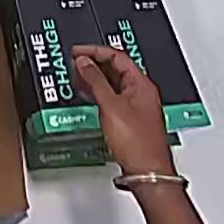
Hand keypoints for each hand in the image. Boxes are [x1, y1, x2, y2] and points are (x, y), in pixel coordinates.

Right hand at [73, 45, 174, 175]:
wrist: (147, 172)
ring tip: (78, 75)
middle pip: (116, 68)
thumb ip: (96, 81)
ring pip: (113, 83)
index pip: (117, 56)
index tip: (79, 51)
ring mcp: (136, 106)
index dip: (96, 51)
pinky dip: (98, 92)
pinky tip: (88, 94)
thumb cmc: (137, 143)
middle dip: (94, 63)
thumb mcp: (111, 106)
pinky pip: (112, 97)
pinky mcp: (130, 119)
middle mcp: (141, 93)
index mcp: (141, 84)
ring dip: (95, 77)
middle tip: (76, 62)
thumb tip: (85, 62)